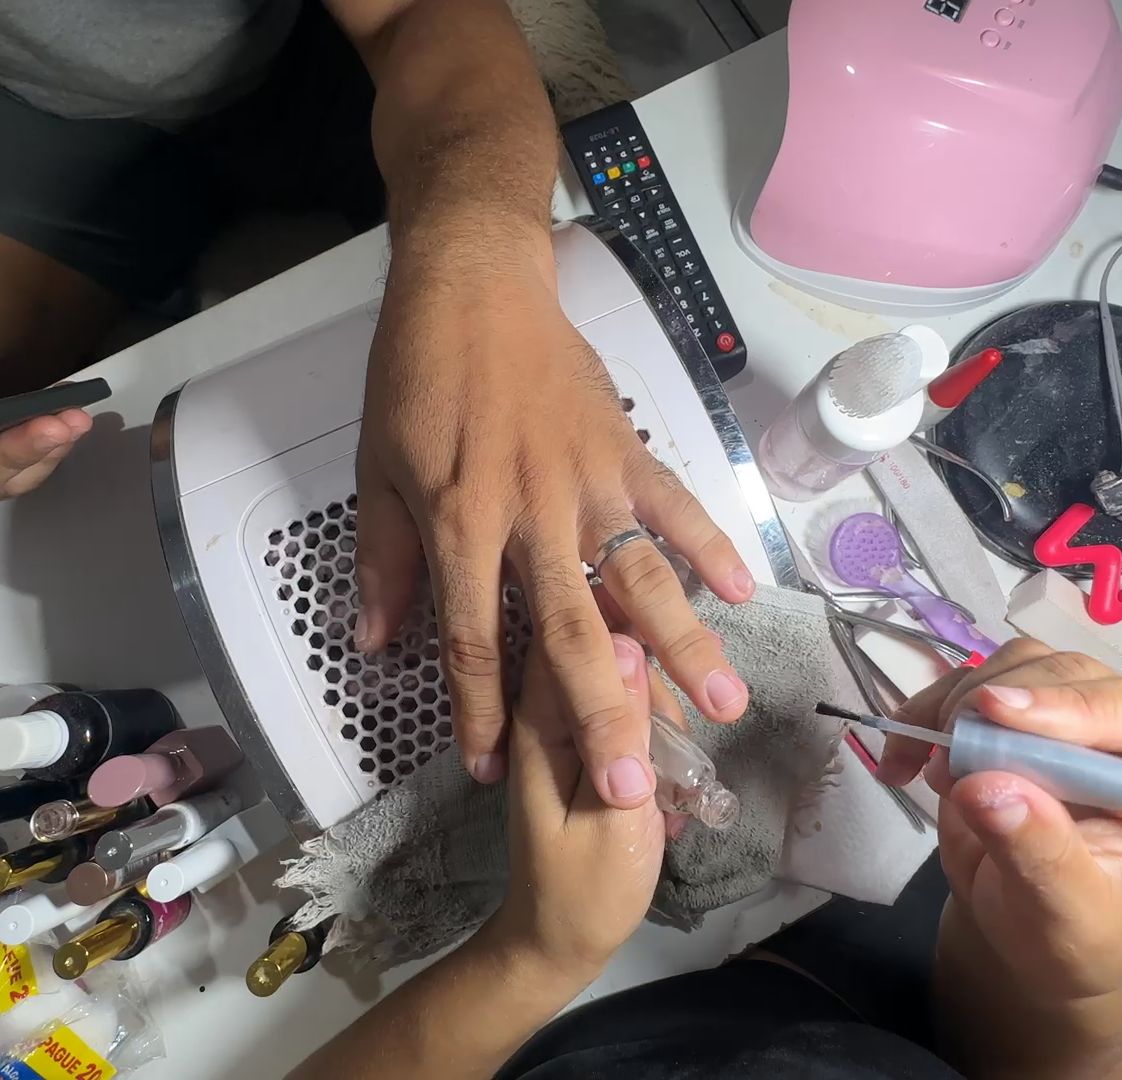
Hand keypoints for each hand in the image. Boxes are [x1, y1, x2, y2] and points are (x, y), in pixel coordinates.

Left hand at [354, 228, 754, 807]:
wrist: (472, 289)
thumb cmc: (418, 377)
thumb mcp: (379, 472)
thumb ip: (386, 564)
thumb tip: (378, 645)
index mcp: (461, 528)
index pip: (475, 643)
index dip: (482, 714)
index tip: (494, 772)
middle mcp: (531, 520)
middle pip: (572, 635)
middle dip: (601, 717)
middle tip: (633, 788)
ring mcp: (588, 485)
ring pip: (639, 579)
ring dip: (683, 646)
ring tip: (722, 707)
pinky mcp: (626, 450)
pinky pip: (673, 504)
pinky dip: (709, 545)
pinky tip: (743, 590)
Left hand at [485, 633, 668, 982]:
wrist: (560, 941)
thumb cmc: (586, 889)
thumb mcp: (615, 813)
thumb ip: (623, 728)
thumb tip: (629, 641)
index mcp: (540, 720)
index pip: (574, 632)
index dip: (630, 618)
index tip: (686, 646)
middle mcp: (548, 712)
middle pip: (611, 656)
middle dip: (659, 695)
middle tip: (681, 757)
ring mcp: (568, 729)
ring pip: (630, 690)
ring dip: (666, 730)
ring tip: (675, 794)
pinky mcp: (588, 748)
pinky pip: (631, 720)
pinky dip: (660, 748)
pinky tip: (671, 793)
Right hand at [900, 639, 1121, 1006]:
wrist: (1019, 935)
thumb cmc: (1065, 944)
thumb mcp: (1064, 922)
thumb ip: (1039, 857)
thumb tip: (987, 787)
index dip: (1086, 703)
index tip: (998, 713)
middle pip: (1083, 676)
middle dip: (1005, 703)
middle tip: (951, 747)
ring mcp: (1082, 726)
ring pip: (1026, 664)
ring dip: (961, 701)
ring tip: (934, 765)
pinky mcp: (1025, 718)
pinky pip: (976, 681)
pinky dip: (930, 709)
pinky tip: (907, 760)